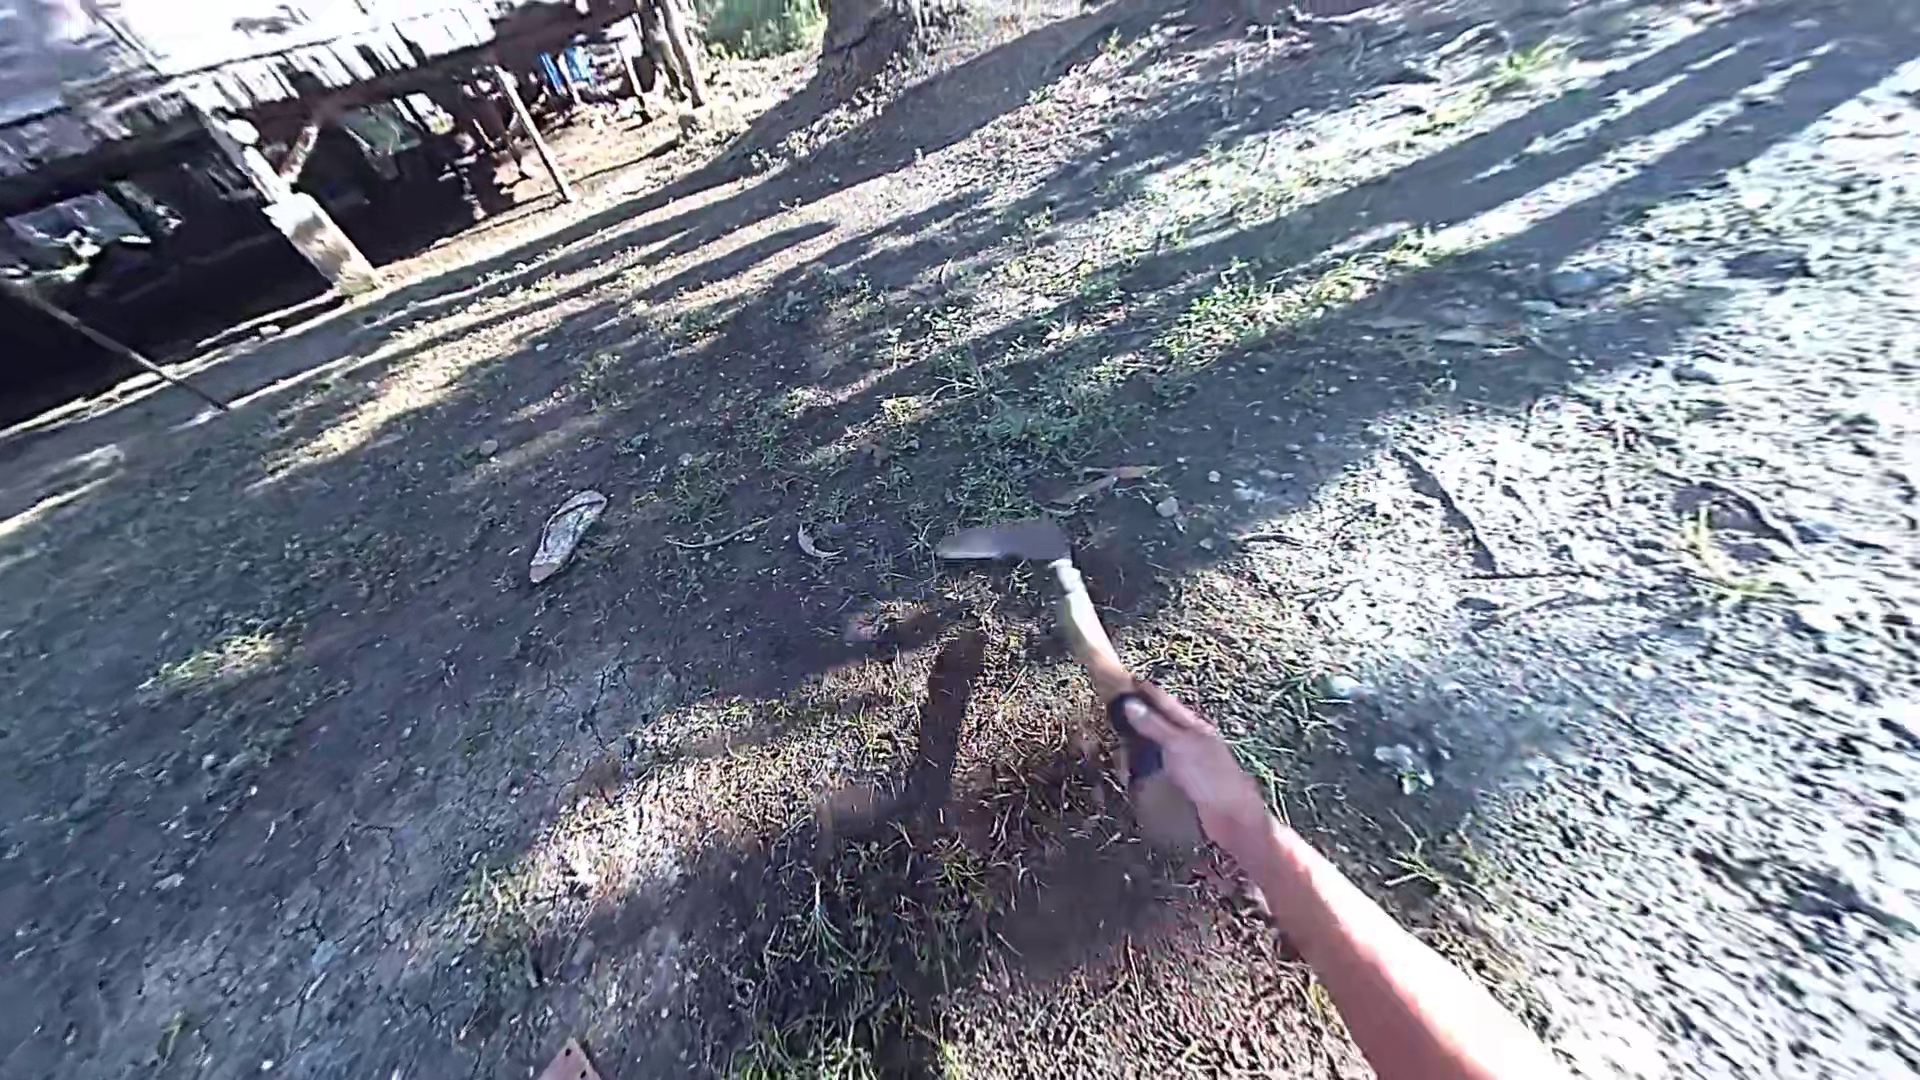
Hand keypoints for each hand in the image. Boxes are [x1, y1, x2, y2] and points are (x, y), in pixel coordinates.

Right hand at [1122, 680, 1272, 853]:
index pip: (1163, 701)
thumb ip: (1155, 725)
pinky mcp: (1181, 783)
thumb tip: (1130, 703)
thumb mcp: (1181, 746)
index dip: (1144, 690)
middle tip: (1112, 710)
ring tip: (1118, 740)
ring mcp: (1185, 762)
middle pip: (1158, 722)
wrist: (1235, 821)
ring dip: (1138, 743)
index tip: (1124, 680)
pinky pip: (1156, 768)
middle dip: (1137, 715)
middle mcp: (1188, 741)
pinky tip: (1133, 770)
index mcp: (1192, 726)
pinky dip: (1142, 766)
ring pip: (1156, 745)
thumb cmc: (1212, 777)